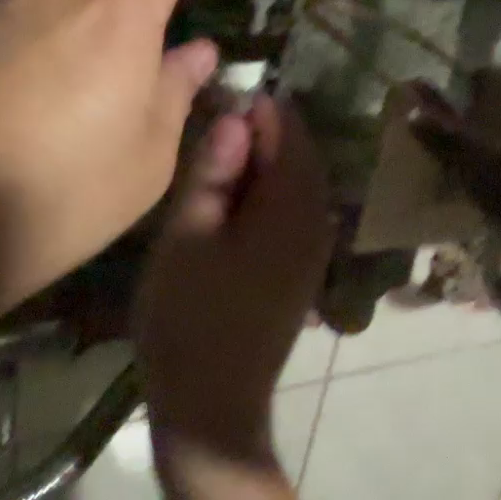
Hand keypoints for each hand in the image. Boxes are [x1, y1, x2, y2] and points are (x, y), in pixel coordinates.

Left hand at [0, 0, 217, 309]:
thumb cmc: (62, 192)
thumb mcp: (147, 159)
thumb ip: (176, 90)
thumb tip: (194, 52)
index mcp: (119, 6)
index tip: (178, 25)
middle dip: (125, 5)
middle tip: (128, 67)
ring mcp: (1, 3)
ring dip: (75, 24)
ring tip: (73, 89)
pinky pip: (17, 18)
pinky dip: (32, 41)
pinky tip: (23, 99)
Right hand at [136, 96, 333, 496]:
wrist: (211, 404)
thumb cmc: (189, 314)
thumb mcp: (185, 234)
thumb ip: (212, 170)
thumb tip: (236, 114)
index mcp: (291, 209)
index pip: (289, 133)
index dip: (258, 108)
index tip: (220, 95)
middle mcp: (314, 223)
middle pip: (299, 155)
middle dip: (263, 131)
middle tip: (213, 121)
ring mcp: (312, 250)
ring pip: (297, 182)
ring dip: (264, 160)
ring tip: (216, 154)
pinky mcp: (300, 271)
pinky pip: (293, 208)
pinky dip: (268, 189)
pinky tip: (231, 197)